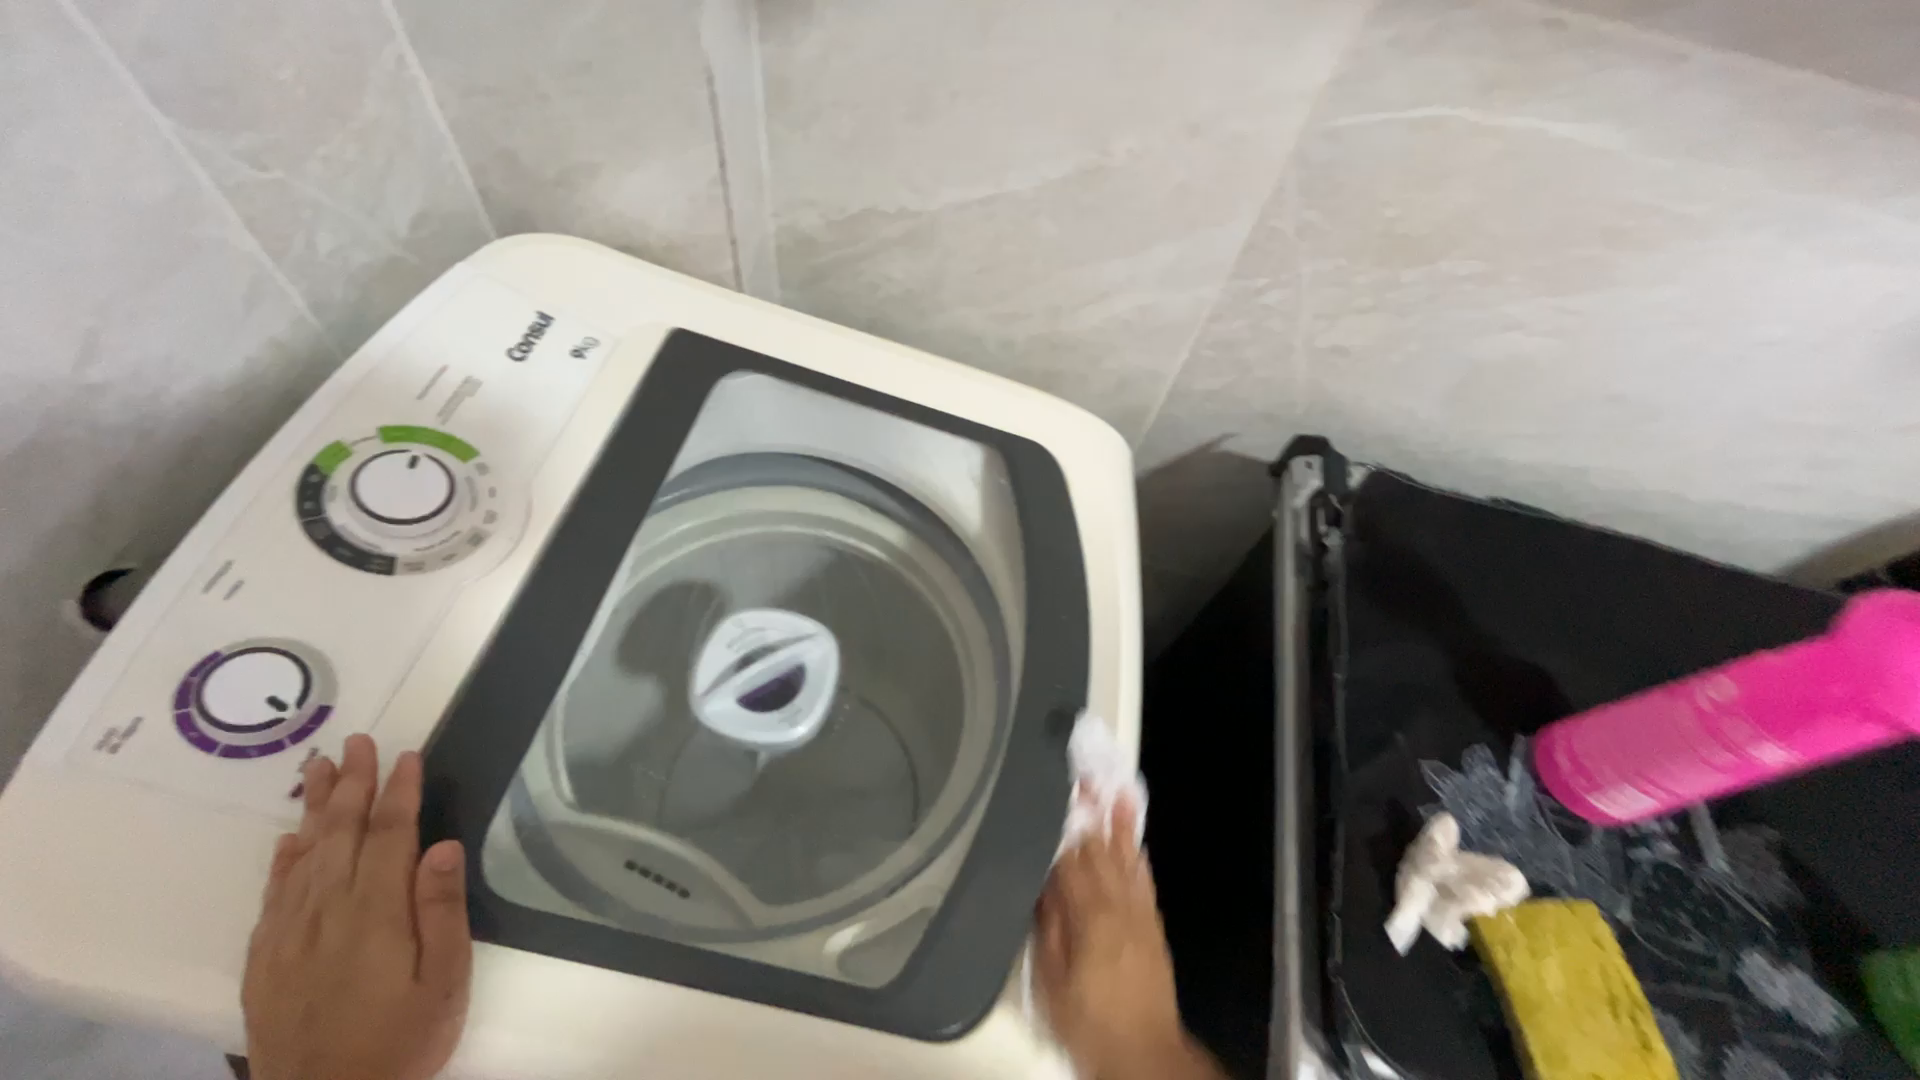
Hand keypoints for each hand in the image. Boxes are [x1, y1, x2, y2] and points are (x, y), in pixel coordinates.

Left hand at [243, 735, 471, 1079]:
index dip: (398, 792)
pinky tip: (289, 840)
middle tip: (355, 741)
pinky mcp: (266, 961)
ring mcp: (289, 937)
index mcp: (376, 914)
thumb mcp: (445, 981)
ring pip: (302, 857)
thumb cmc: (404, 1040)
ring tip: (318, 768)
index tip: (407, 754)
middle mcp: (326, 914)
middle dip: (351, 785)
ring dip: (313, 809)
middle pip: (339, 835)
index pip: (389, 836)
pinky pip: (273, 897)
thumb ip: (442, 912)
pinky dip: (282, 861)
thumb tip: (444, 846)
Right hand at [1034, 797, 1223, 1079]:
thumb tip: (1044, 882)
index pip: (1071, 861)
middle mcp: (1117, 907)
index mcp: (1088, 917)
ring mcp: (1139, 914)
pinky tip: (1134, 839)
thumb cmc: (1088, 1020)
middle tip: (1087, 777)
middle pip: (1101, 851)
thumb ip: (1049, 926)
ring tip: (1116, 791)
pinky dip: (1139, 857)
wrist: (1143, 1052)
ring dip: (1120, 825)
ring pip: (1126, 859)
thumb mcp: (1052, 979)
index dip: (1064, 827)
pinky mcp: (1153, 926)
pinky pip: (1145, 881)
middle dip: (1093, 814)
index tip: (1059, 794)